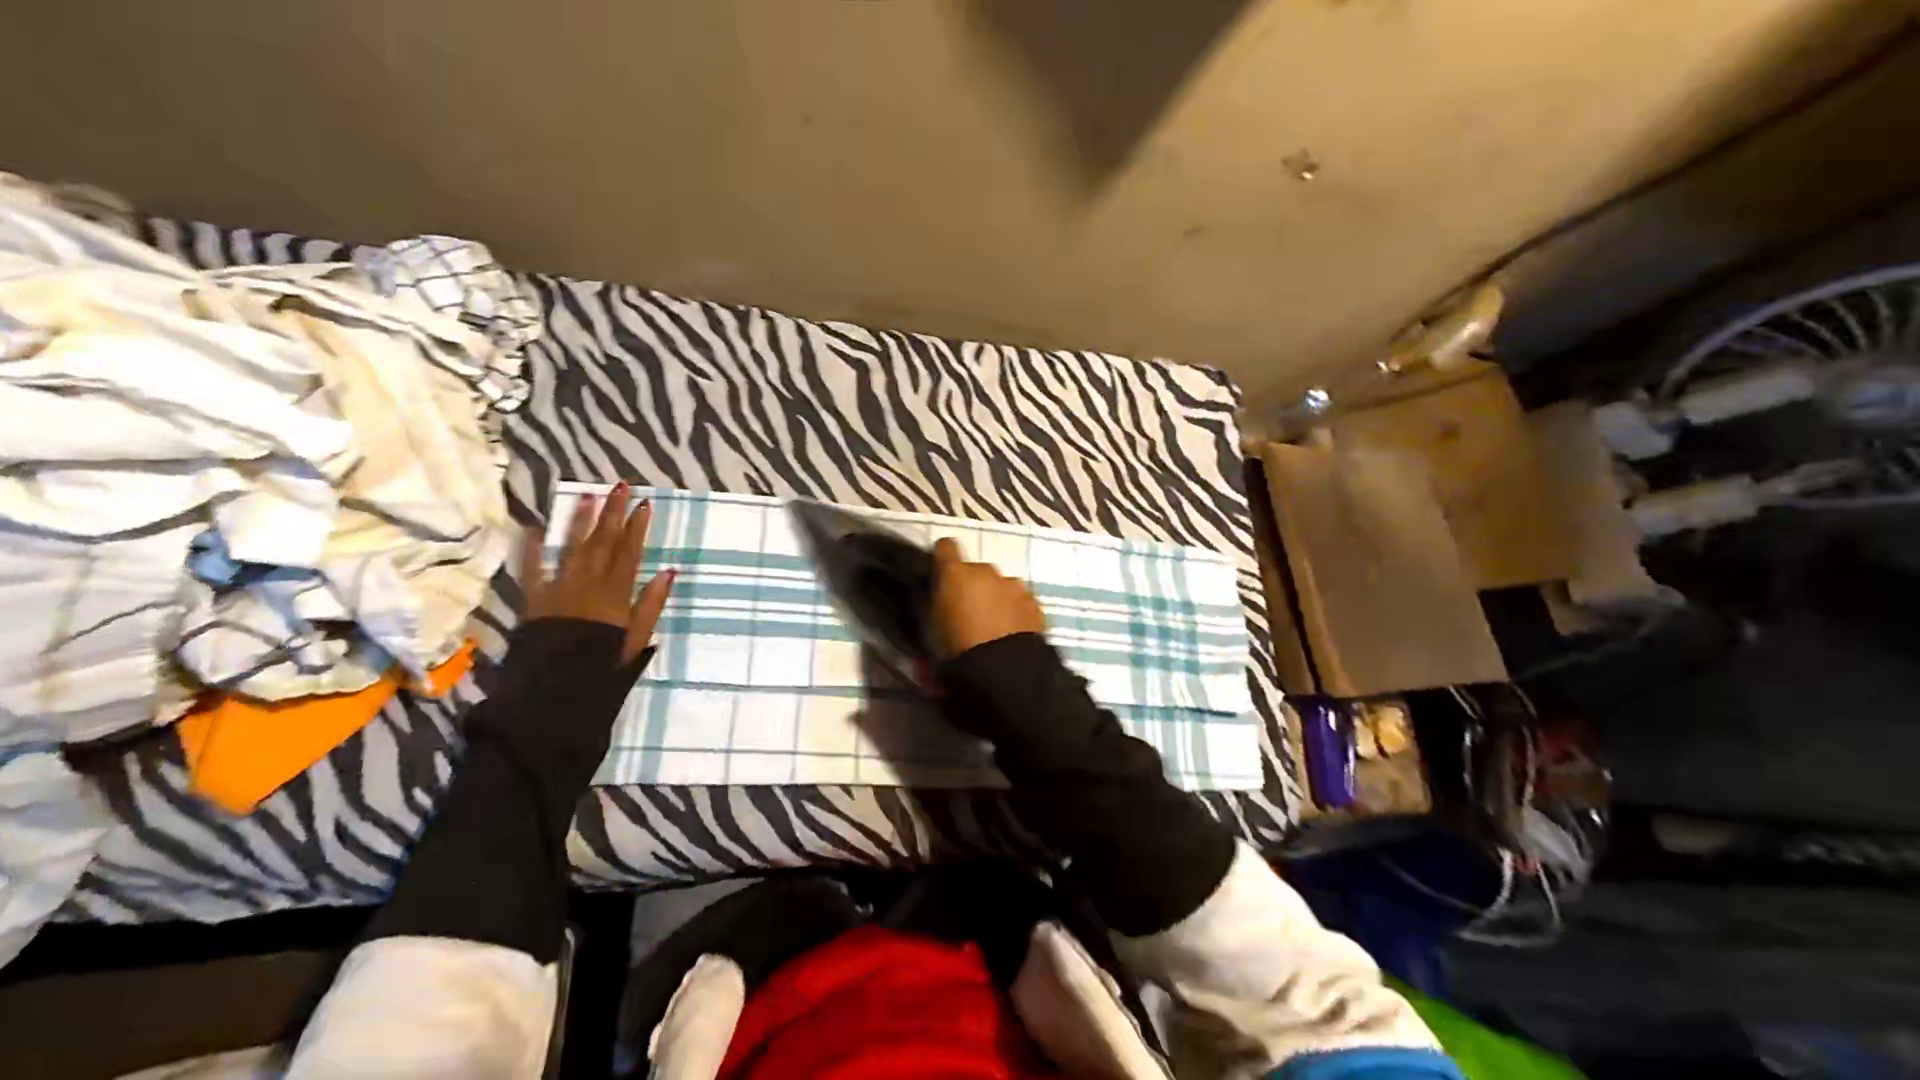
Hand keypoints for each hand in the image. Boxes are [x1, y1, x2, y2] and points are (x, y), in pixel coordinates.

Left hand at [519, 483, 675, 662]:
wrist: (559, 685)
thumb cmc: (605, 662)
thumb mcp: (638, 636)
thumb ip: (652, 602)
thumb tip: (669, 570)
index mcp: (617, 591)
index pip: (630, 551)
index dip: (638, 527)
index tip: (645, 503)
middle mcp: (589, 581)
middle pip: (603, 541)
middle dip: (613, 512)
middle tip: (620, 486)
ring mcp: (560, 587)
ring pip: (572, 547)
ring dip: (580, 520)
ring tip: (587, 494)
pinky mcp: (534, 598)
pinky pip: (532, 569)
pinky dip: (531, 549)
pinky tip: (533, 528)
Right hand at [932, 537, 1045, 656]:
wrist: (1003, 669)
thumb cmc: (957, 647)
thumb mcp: (932, 625)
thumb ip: (935, 601)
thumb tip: (937, 593)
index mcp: (957, 573)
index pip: (946, 546)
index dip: (944, 557)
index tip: (942, 573)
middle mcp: (987, 571)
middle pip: (976, 570)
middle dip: (972, 585)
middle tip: (969, 612)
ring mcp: (1014, 586)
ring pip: (1000, 586)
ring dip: (996, 598)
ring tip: (994, 626)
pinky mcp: (1033, 603)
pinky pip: (1020, 601)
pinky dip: (1015, 611)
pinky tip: (1012, 633)